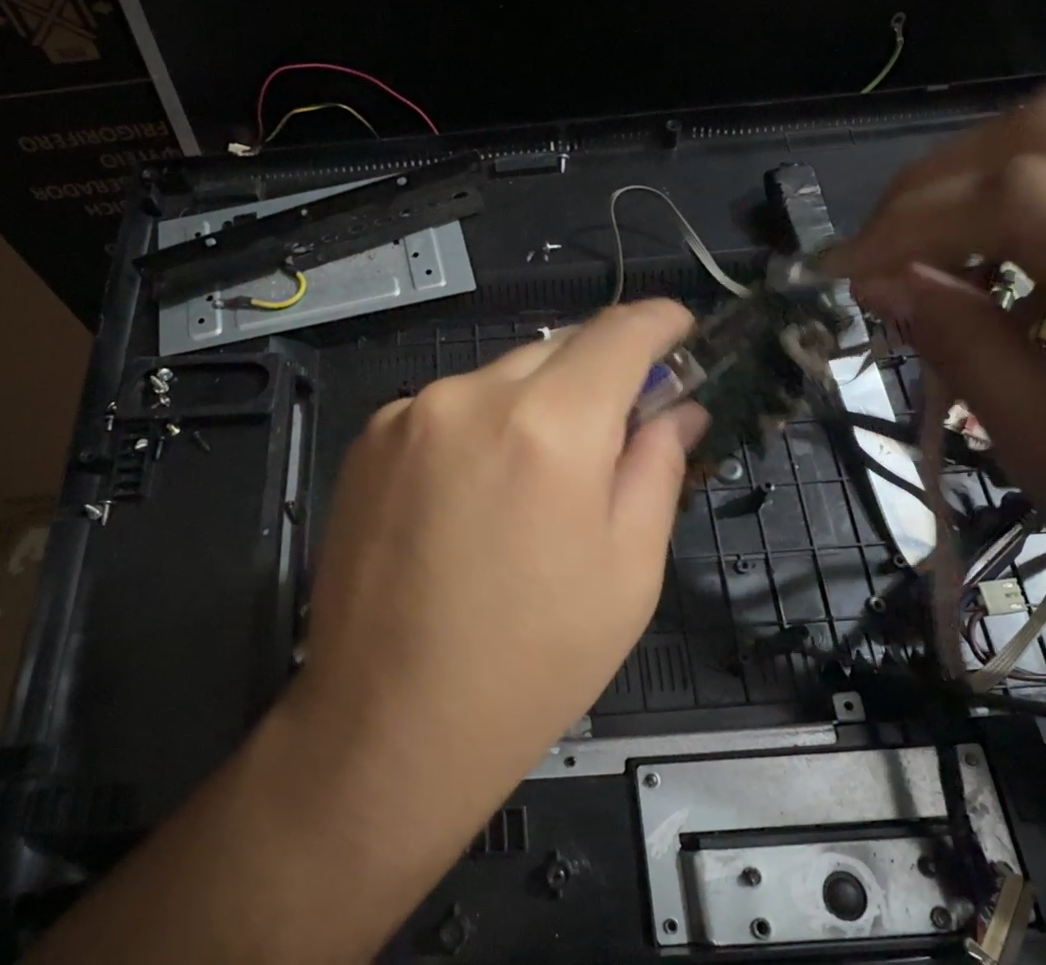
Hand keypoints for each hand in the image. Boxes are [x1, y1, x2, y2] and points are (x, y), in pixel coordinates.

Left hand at [27, 302, 706, 964]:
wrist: (394, 721)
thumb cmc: (533, 660)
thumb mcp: (628, 570)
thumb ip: (657, 467)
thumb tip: (677, 409)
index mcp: (550, 425)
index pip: (620, 332)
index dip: (661, 324)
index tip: (680, 333)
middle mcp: (470, 397)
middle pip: (556, 347)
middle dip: (599, 373)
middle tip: (619, 428)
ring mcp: (406, 416)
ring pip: (496, 380)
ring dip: (533, 405)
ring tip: (537, 483)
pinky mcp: (365, 444)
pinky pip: (442, 411)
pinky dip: (476, 430)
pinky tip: (474, 498)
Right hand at [827, 85, 1045, 604]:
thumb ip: (964, 350)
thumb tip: (879, 282)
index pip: (1024, 196)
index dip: (912, 224)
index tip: (843, 272)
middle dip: (938, 183)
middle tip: (877, 250)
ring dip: (980, 178)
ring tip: (928, 249)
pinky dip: (1031, 193)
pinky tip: (1004, 258)